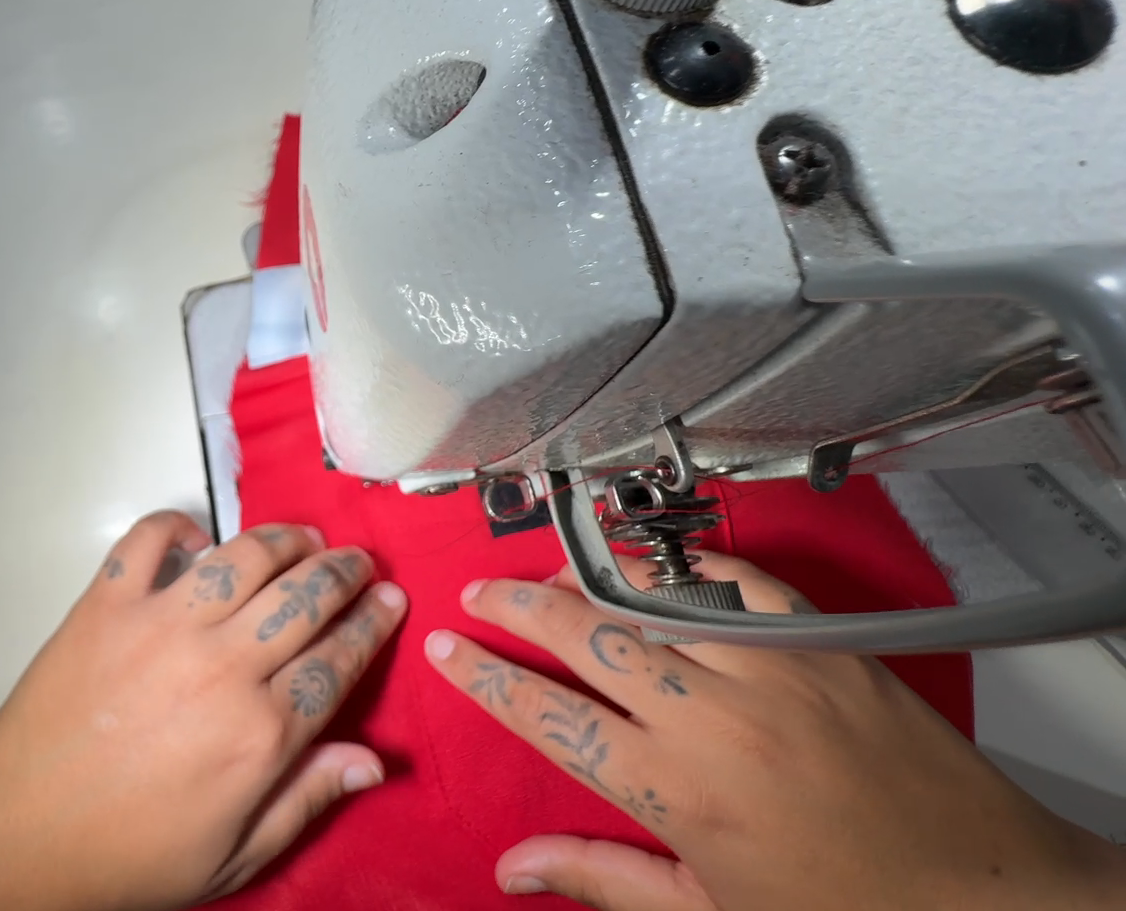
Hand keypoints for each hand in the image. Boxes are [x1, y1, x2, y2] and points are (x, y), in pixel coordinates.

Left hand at [0, 512, 405, 910]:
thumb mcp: (233, 857)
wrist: (21, 827)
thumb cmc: (129, 853)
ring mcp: (161, 622)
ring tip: (303, 537)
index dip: (372, 625)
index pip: (339, 660)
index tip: (391, 599)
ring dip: (282, 539)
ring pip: (242, 557)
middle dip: (343, 572)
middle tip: (359, 560)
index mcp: (259, 730)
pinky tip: (196, 534)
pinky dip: (175, 525)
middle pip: (303, 597)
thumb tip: (373, 758)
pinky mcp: (107, 600)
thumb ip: (306, 800)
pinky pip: (147, 540)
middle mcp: (220, 663)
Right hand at [423, 552, 1125, 910]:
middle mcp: (712, 719)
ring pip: (647, 598)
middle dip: (515, 608)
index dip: (485, 678)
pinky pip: (733, 585)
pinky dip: (681, 573)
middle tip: (477, 592)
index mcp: (678, 790)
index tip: (443, 646)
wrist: (1006, 910)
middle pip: (583, 638)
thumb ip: (603, 878)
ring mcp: (769, 671)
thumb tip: (508, 868)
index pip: (548, 717)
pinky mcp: (820, 646)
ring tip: (549, 579)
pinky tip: (650, 573)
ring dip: (586, 582)